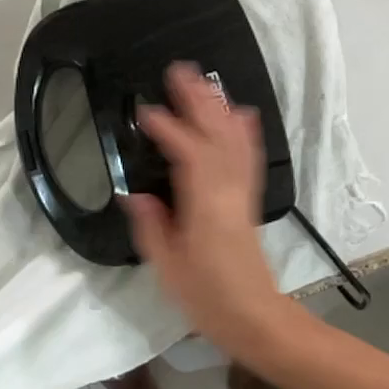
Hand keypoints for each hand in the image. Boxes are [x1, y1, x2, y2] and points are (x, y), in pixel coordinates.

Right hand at [122, 63, 285, 352]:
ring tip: (204, 80)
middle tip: (180, 71)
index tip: (147, 111)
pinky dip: (246, 131)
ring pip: (233, 139)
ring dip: (218, 106)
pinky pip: (249, 156)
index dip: (169, 129)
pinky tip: (243, 112)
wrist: (255, 317)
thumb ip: (151, 227)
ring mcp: (242, 191)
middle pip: (215, 135)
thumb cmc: (208, 297)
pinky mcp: (249, 197)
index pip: (189, 155)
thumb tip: (133, 194)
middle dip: (198, 101)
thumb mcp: (168, 268)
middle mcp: (227, 190)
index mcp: (205, 206)